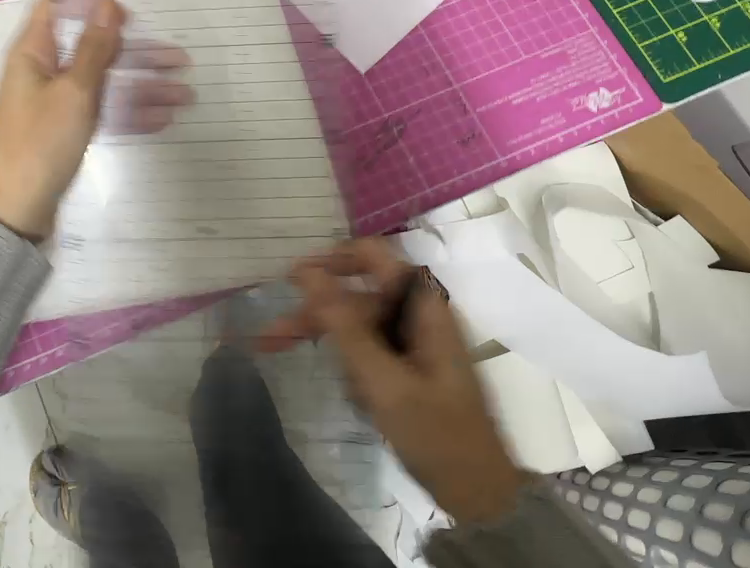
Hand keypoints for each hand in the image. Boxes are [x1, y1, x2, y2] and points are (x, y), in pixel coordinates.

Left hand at [0, 0, 191, 240]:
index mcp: (34, 51)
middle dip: (136, 51)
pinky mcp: (66, 129)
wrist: (15, 210)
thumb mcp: (73, 91)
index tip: (130, 14)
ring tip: (186, 95)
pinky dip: (129, 112)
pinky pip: (102, 110)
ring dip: (142, 85)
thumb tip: (106, 3)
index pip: (57, 6)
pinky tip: (164, 118)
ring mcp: (56, 101)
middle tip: (181, 60)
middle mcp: (44, 70)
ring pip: (104, 81)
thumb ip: (93, 47)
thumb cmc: (39, 142)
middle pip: (93, 47)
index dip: (92, 3)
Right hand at [259, 238, 526, 523]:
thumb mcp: (382, 379)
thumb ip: (343, 323)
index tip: (293, 277)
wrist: (478, 493)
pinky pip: (366, 347)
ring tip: (273, 350)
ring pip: (355, 322)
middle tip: (271, 331)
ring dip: (318, 333)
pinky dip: (342, 357)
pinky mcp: (408, 365)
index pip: (373, 255)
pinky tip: (338, 385)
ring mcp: (414, 341)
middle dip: (313, 309)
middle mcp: (418, 314)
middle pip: (356, 293)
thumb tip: (305, 271)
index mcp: (422, 306)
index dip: (332, 258)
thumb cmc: (435, 433)